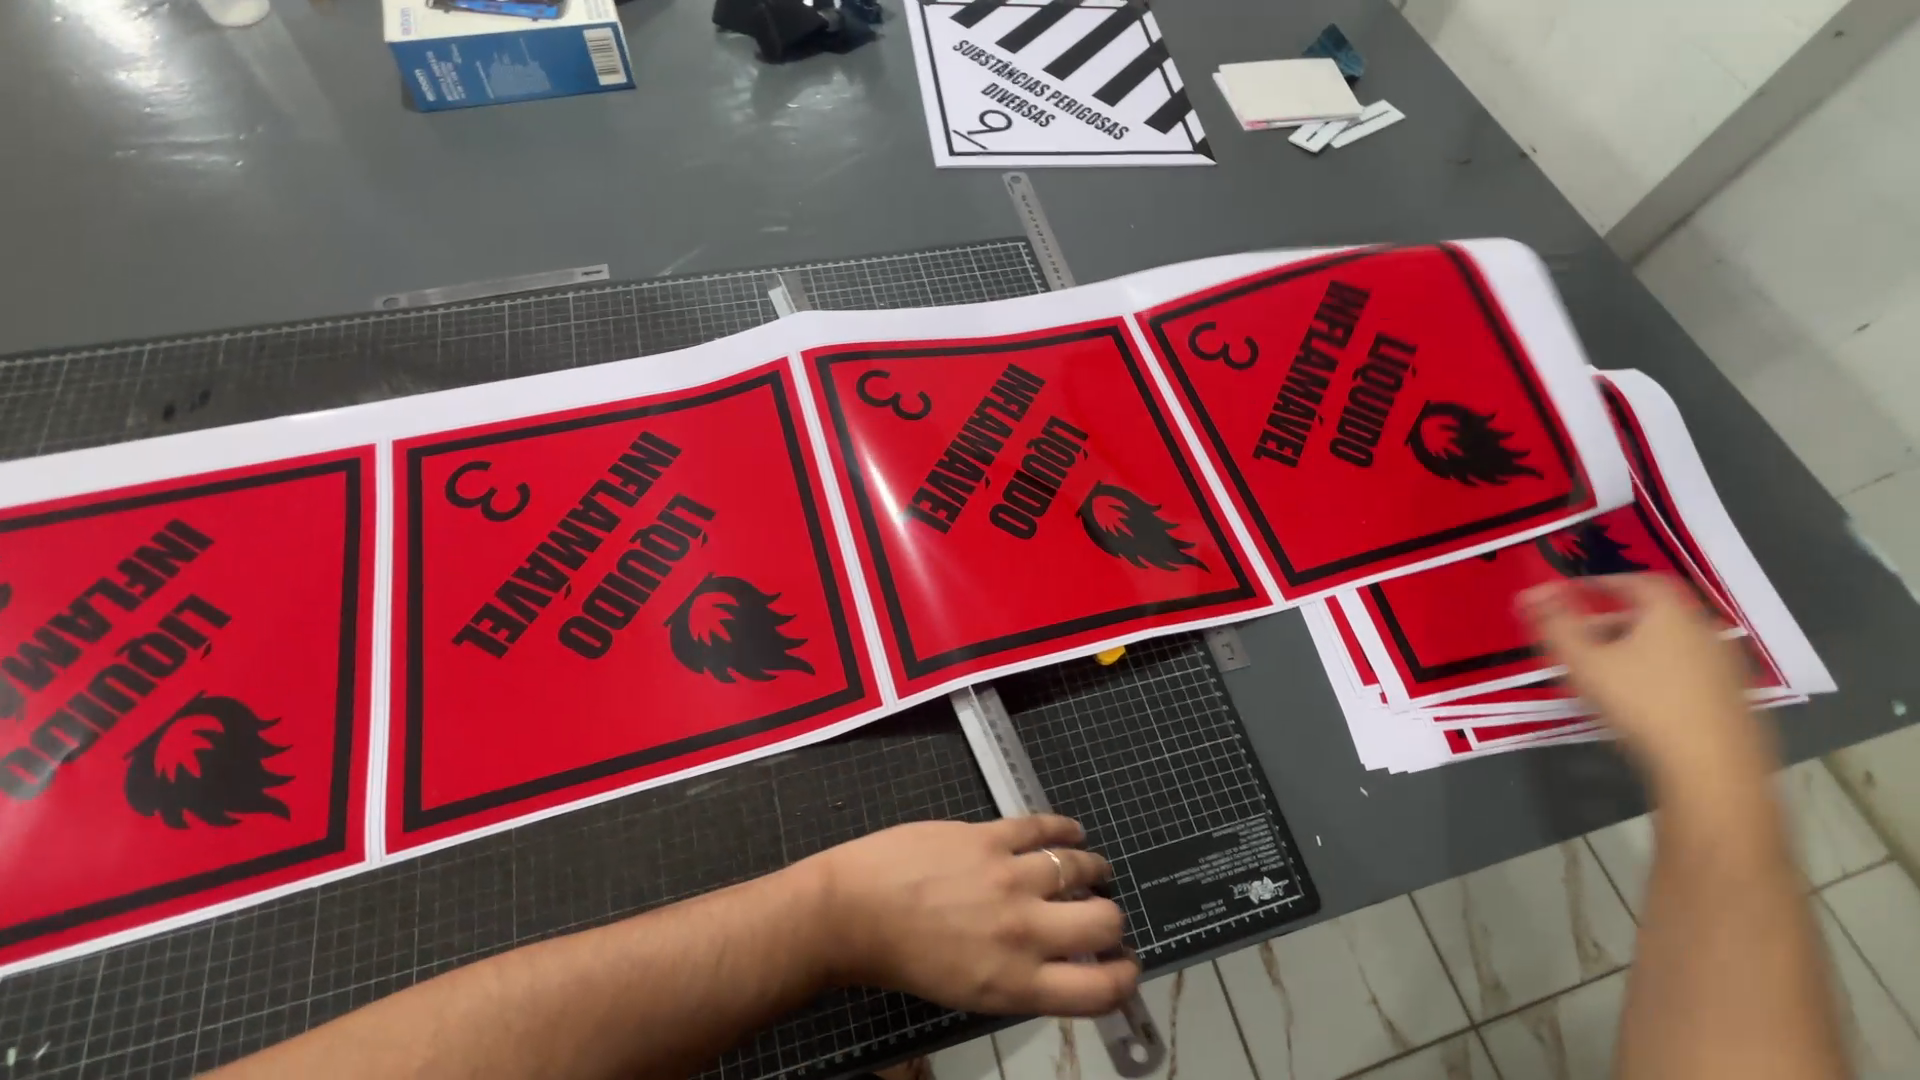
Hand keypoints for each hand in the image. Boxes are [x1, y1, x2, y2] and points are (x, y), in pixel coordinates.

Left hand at [790, 816, 1137, 1015]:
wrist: (853, 912)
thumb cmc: (903, 959)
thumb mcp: (968, 991)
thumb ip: (1020, 977)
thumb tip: (1058, 957)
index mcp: (1016, 983)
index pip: (1099, 989)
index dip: (1124, 977)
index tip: (1124, 965)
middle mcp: (1023, 932)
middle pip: (1103, 922)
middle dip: (1110, 919)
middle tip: (1100, 913)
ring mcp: (1008, 878)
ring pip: (1079, 867)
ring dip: (1092, 869)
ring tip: (1091, 868)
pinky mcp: (989, 837)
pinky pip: (1042, 827)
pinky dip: (1065, 829)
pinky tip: (1072, 833)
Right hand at [1518, 574, 1769, 779]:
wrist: (1712, 765)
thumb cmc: (1640, 702)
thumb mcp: (1583, 661)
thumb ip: (1553, 624)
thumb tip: (1528, 593)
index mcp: (1670, 613)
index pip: (1635, 582)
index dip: (1602, 583)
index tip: (1574, 594)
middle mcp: (1704, 630)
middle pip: (1652, 614)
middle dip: (1611, 621)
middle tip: (1579, 639)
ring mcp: (1724, 664)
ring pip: (1668, 643)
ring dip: (1633, 648)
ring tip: (1602, 671)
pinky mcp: (1733, 696)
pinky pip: (1685, 669)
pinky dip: (1656, 671)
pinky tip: (1636, 697)